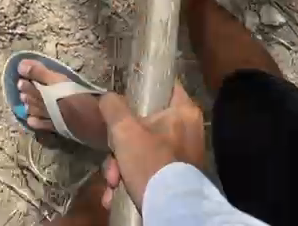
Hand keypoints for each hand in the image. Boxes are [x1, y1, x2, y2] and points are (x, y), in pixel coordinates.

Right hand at [93, 84, 207, 211]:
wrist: (171, 212)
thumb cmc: (151, 161)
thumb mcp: (124, 129)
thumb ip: (113, 107)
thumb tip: (107, 98)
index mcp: (184, 111)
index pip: (166, 85)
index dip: (144, 88)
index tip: (126, 98)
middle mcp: (190, 131)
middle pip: (148, 125)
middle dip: (122, 146)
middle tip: (112, 159)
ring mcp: (186, 156)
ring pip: (146, 150)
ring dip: (123, 166)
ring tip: (112, 182)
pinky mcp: (180, 179)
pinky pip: (153, 170)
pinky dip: (134, 180)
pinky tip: (117, 192)